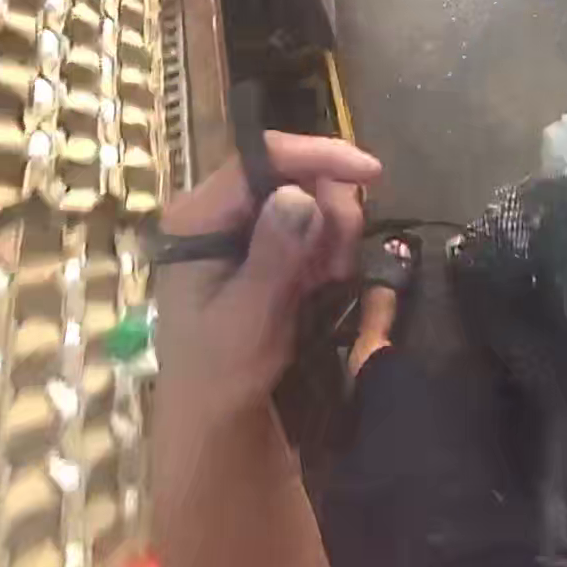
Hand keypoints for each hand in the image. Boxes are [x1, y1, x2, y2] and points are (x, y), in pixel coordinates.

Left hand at [154, 133, 381, 418]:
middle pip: (289, 171)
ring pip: (306, 193)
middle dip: (329, 208)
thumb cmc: (219, 371)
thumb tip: (300, 195)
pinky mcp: (259, 238)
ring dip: (332, 232)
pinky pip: (308, 220)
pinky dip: (327, 246)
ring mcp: (239, 221)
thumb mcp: (247, 319)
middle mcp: (216, 207)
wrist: (213, 410)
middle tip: (340, 261)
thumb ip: (272, 257)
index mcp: (198, 216)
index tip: (369, 172)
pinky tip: (323, 280)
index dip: (316, 156)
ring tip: (329, 278)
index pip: (259, 159)